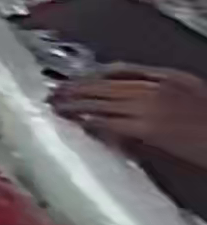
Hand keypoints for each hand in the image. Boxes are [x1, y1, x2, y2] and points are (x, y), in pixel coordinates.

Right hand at [51, 65, 206, 165]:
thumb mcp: (173, 155)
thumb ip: (133, 139)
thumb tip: (98, 129)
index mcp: (145, 127)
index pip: (93, 116)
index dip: (72, 114)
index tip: (54, 114)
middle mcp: (148, 103)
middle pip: (95, 96)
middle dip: (69, 97)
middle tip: (49, 98)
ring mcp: (162, 88)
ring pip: (108, 81)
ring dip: (83, 83)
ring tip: (66, 85)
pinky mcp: (176, 78)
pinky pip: (133, 69)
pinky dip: (111, 70)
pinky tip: (98, 72)